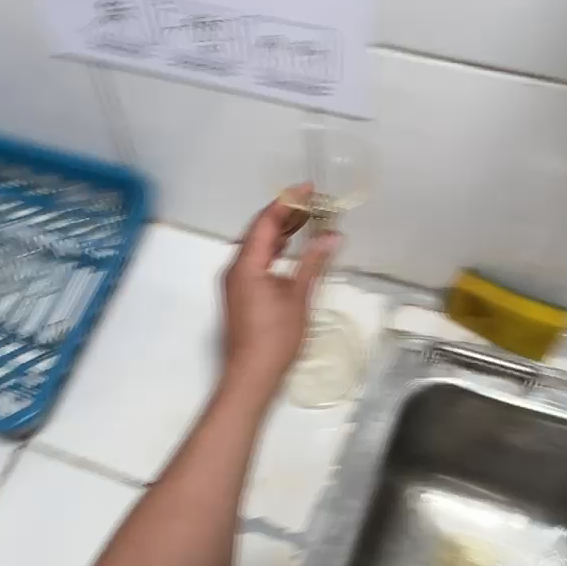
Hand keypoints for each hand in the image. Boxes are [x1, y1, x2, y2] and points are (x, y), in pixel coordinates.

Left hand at [219, 186, 338, 397]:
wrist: (251, 375)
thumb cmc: (275, 338)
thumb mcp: (298, 297)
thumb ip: (313, 262)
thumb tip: (332, 237)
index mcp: (246, 264)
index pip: (265, 221)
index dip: (288, 201)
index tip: (309, 189)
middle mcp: (234, 269)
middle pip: (258, 231)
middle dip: (285, 215)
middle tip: (313, 205)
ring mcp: (234, 283)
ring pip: (255, 247)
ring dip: (279, 233)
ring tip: (307, 222)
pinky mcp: (239, 296)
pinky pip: (255, 262)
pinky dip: (273, 251)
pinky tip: (291, 251)